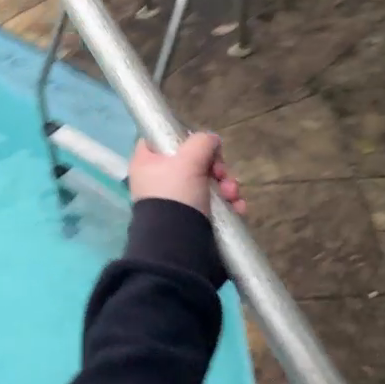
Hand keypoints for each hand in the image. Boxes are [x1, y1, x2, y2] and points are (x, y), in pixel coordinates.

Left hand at [128, 133, 246, 216]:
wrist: (180, 246)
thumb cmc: (176, 194)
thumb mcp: (188, 159)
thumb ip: (201, 142)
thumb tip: (211, 140)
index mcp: (147, 163)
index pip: (159, 139)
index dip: (181, 137)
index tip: (200, 142)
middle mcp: (160, 181)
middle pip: (192, 161)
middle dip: (215, 166)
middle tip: (220, 173)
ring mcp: (178, 202)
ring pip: (209, 182)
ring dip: (226, 185)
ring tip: (231, 195)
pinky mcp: (196, 220)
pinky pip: (217, 204)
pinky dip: (229, 204)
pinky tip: (237, 208)